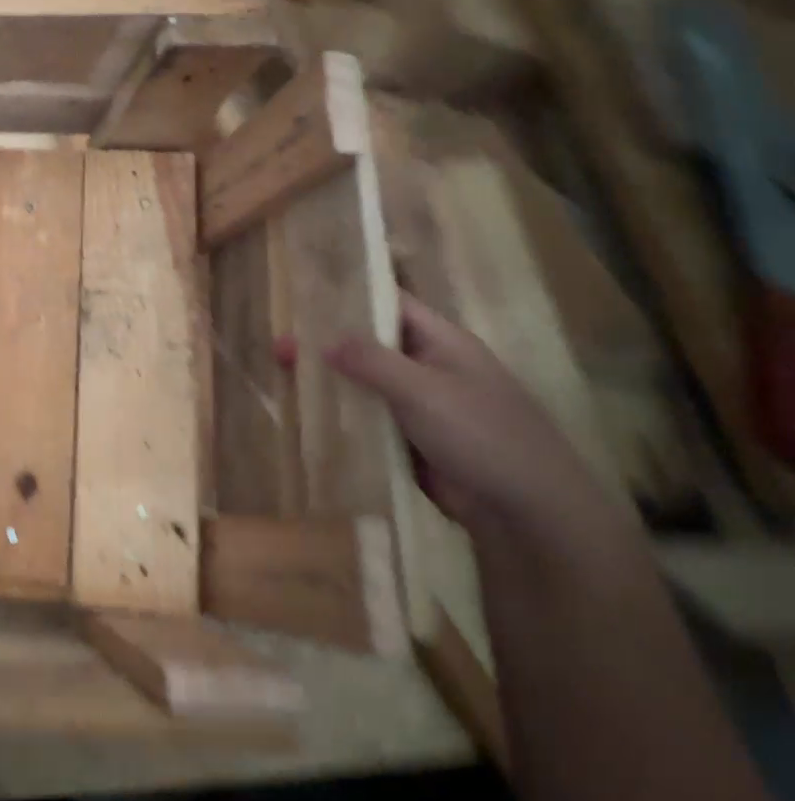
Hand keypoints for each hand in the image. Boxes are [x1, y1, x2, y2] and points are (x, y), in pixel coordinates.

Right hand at [300, 294, 599, 531]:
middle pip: (371, 346)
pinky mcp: (409, 439)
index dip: (353, 295)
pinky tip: (306, 415)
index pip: (392, 305)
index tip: (306, 293)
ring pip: (365, 384)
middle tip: (278, 348)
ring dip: (329, 381)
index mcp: (443, 344)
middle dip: (326, 344)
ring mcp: (419, 405)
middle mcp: (429, 368)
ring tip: (282, 379)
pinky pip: (367, 419)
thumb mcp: (424, 390)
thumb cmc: (481, 434)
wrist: (522, 507)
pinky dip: (340, 415)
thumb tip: (324, 338)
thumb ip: (372, 361)